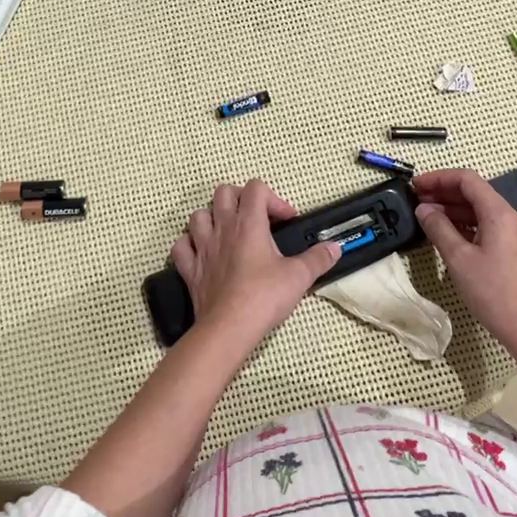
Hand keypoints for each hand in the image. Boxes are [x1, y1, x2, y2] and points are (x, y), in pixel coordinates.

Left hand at [170, 180, 341, 342]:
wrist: (229, 328)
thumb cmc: (264, 297)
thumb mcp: (299, 277)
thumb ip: (318, 259)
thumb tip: (334, 249)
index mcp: (249, 223)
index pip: (256, 188)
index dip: (273, 198)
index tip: (286, 221)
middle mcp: (222, 228)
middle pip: (224, 192)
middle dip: (241, 199)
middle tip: (257, 218)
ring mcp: (202, 247)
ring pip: (198, 215)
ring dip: (212, 218)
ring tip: (227, 232)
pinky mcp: (190, 269)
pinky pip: (181, 247)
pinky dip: (190, 245)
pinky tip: (202, 253)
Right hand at [412, 169, 516, 341]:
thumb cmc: (494, 292)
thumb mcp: (459, 259)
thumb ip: (439, 229)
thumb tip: (424, 210)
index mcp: (500, 213)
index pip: (467, 180)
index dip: (439, 178)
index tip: (416, 186)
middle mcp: (511, 218)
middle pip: (475, 194)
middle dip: (444, 194)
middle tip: (417, 202)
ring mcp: (516, 236)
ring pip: (481, 212)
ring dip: (454, 211)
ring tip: (427, 219)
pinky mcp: (516, 253)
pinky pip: (488, 228)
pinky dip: (466, 226)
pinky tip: (448, 237)